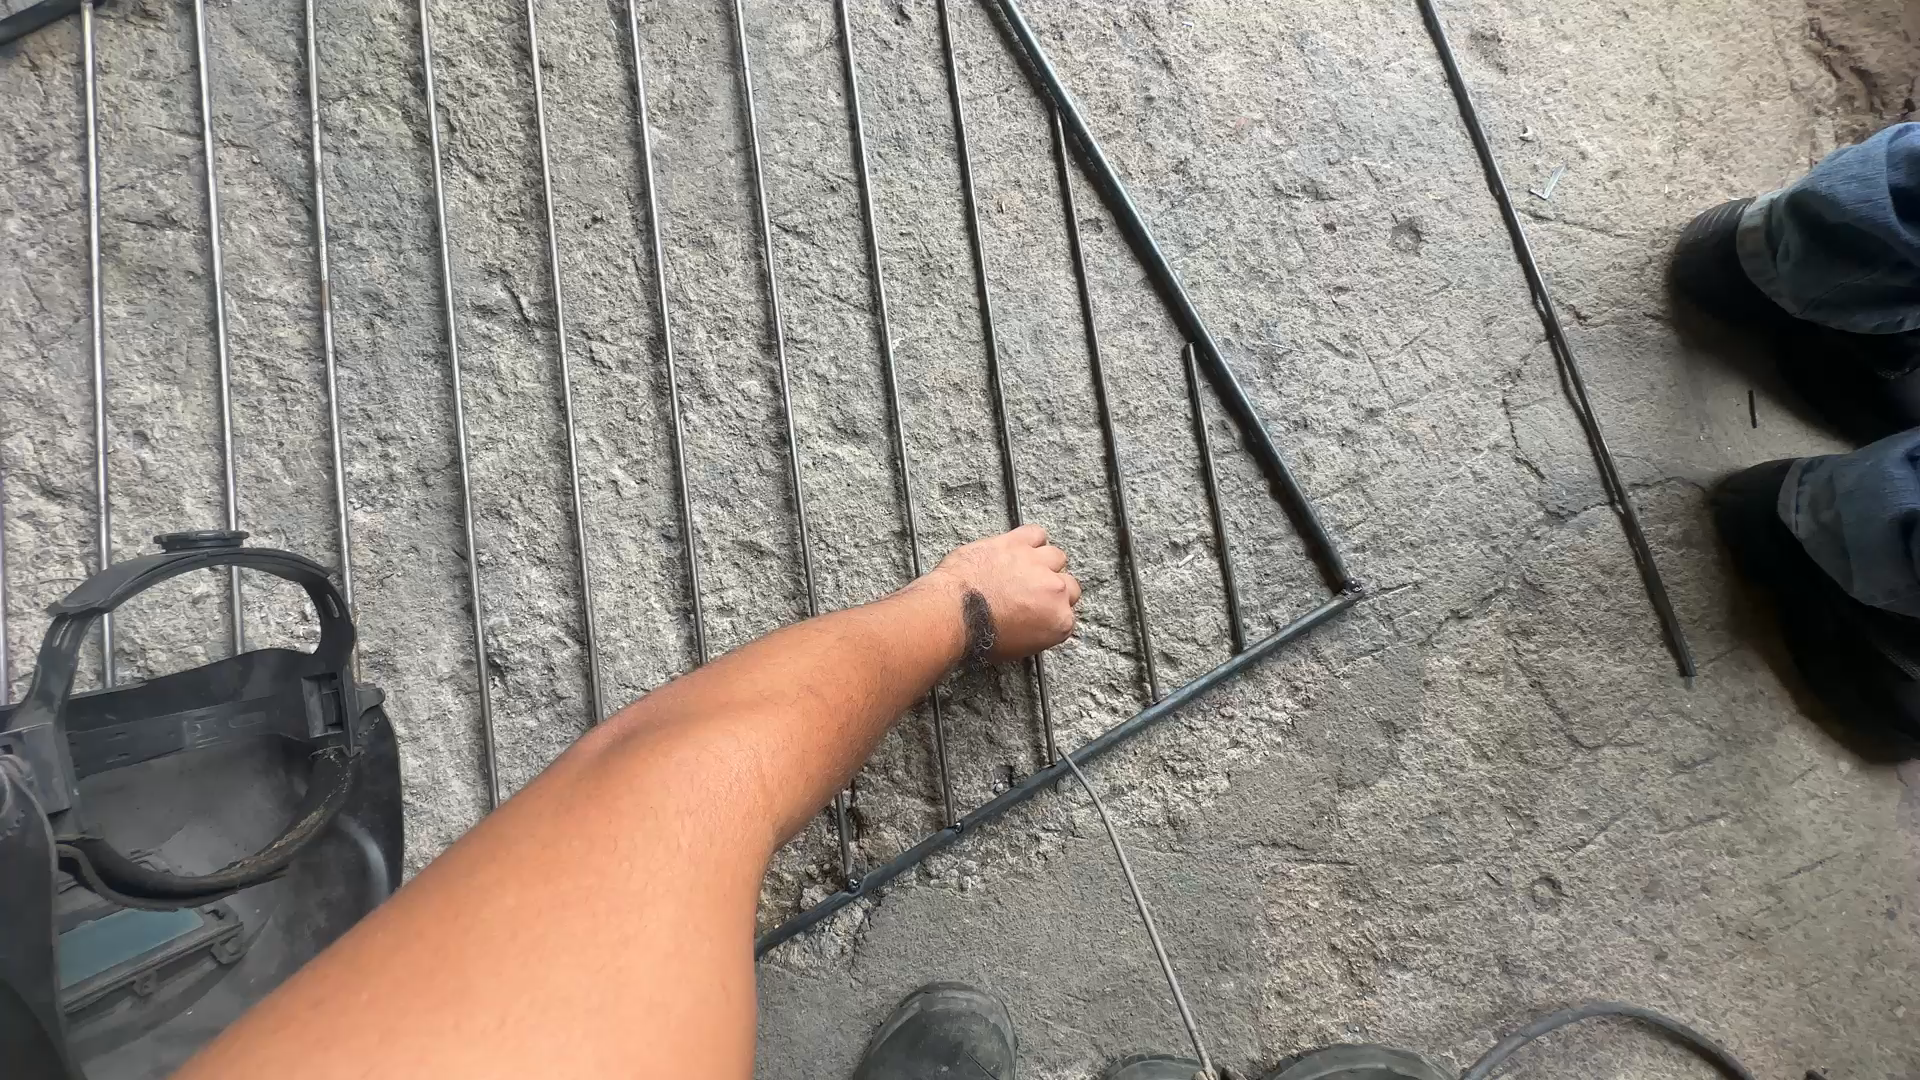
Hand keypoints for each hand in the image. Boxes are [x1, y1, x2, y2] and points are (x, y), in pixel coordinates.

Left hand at [922, 524, 1080, 662]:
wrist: (955, 612)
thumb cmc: (977, 635)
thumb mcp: (1015, 649)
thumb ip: (1035, 631)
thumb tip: (1030, 623)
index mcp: (1058, 621)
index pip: (1067, 615)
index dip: (1051, 613)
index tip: (1040, 612)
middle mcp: (1056, 591)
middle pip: (1069, 586)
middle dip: (1052, 590)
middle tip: (1033, 593)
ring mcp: (1038, 564)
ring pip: (1056, 556)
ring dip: (1044, 563)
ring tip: (1026, 569)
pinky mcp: (1017, 544)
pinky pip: (1035, 533)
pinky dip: (1031, 539)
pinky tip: (1020, 547)